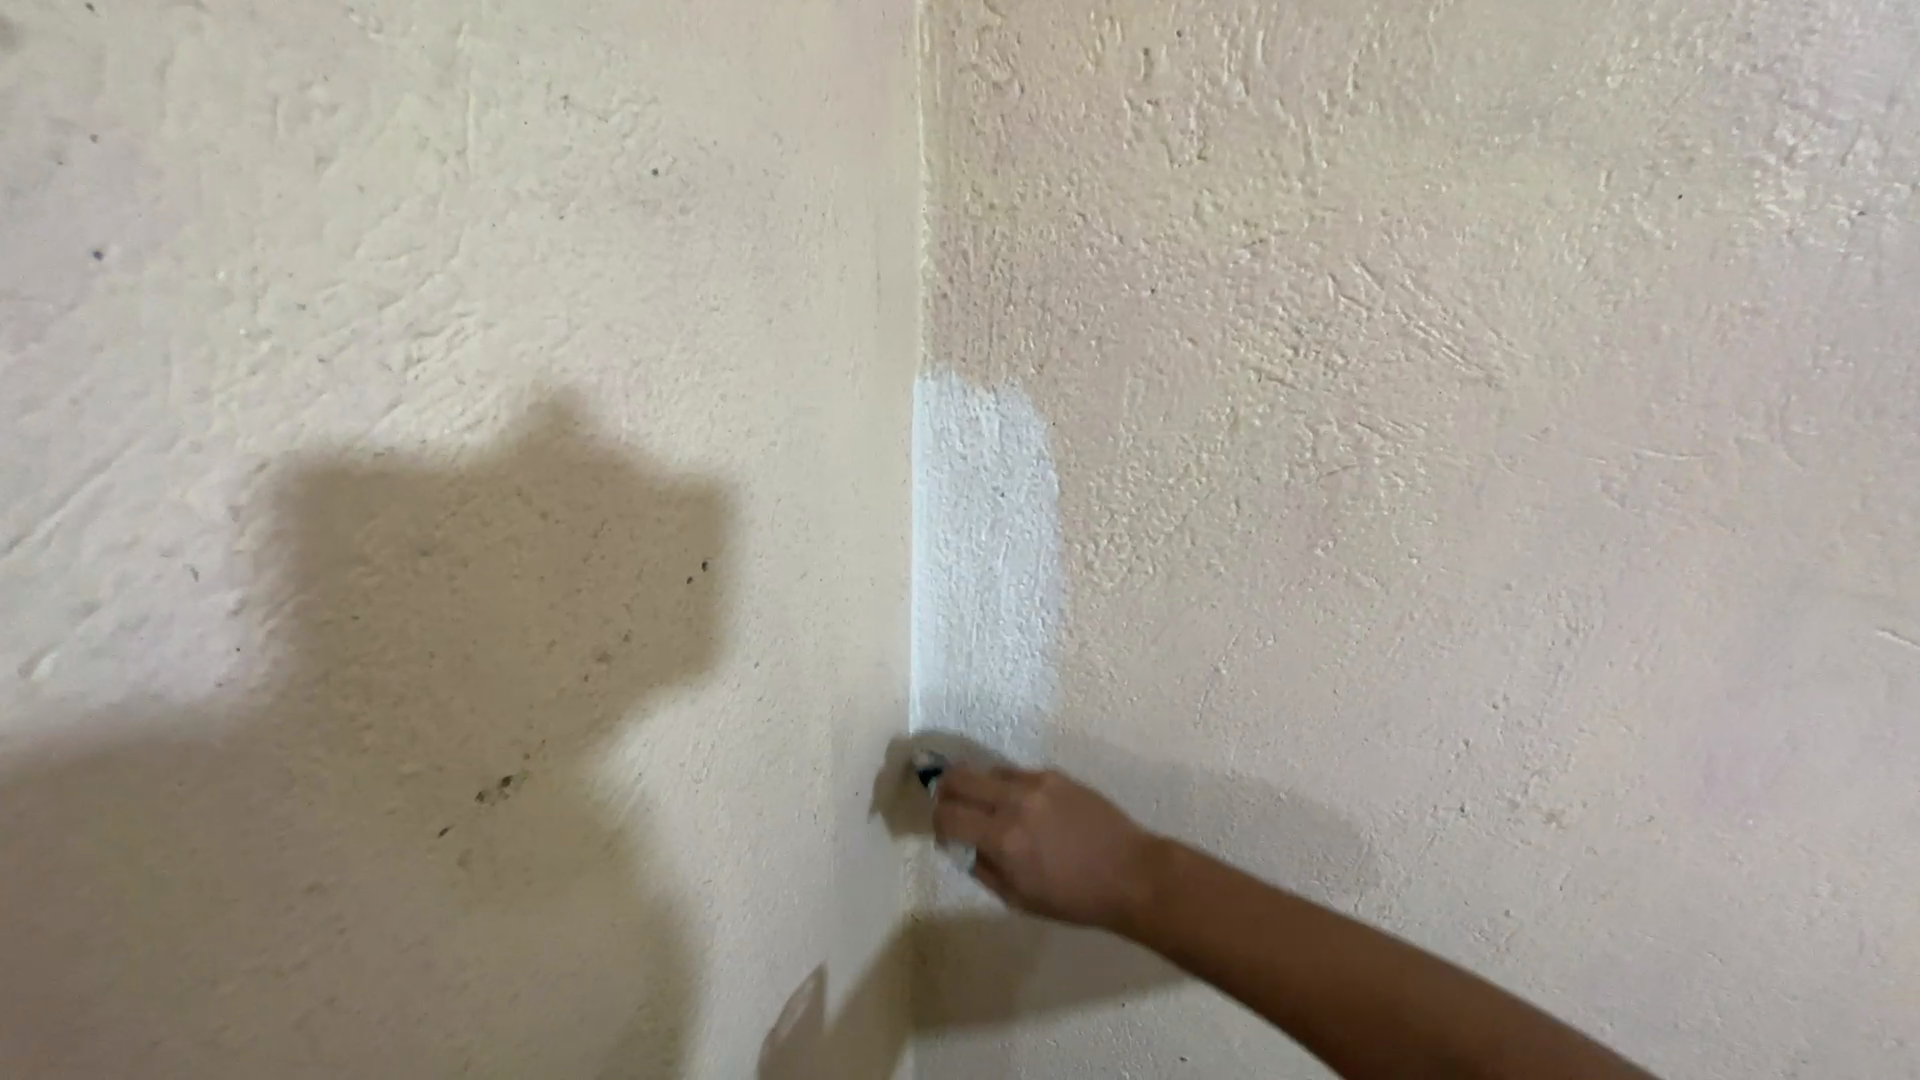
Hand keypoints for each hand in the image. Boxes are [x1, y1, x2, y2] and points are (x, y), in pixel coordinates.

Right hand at [932, 764, 1164, 931]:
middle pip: (958, 777)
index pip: (947, 815)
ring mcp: (1037, 783)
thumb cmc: (1074, 898)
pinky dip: (1009, 788)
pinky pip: (1017, 774)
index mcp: (1004, 838)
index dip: (936, 824)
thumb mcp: (1019, 899)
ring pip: (987, 771)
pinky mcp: (1055, 775)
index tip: (944, 834)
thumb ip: (981, 868)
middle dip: (946, 792)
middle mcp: (1015, 801)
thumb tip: (958, 845)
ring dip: (979, 788)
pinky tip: (1025, 810)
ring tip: (992, 811)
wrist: (1130, 873)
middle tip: (951, 809)